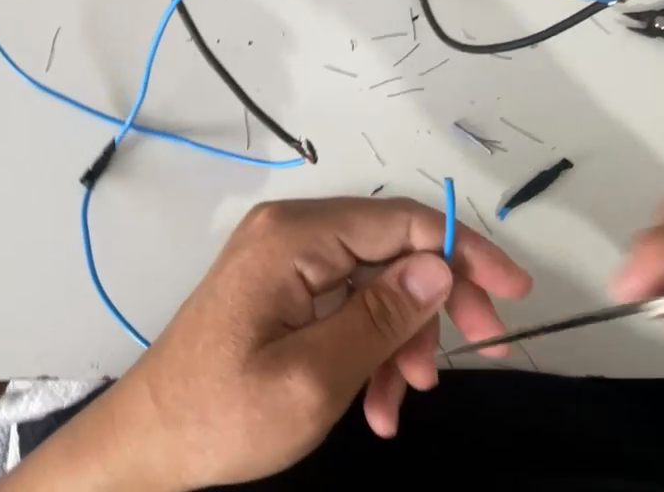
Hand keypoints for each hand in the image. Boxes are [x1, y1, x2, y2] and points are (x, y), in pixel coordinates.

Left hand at [2, 195, 531, 491]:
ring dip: (400, 339)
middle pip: (390, 249)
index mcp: (295, 237)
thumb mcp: (316, 376)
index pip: (400, 221)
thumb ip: (381, 315)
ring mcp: (283, 259)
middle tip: (478, 354)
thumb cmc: (224, 412)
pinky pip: (344, 303)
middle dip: (435, 304)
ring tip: (402, 402)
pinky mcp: (280, 288)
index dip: (464, 250)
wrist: (148, 441)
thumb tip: (438, 265)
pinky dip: (369, 346)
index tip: (515, 292)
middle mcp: (290, 232)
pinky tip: (376, 404)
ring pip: (373, 282)